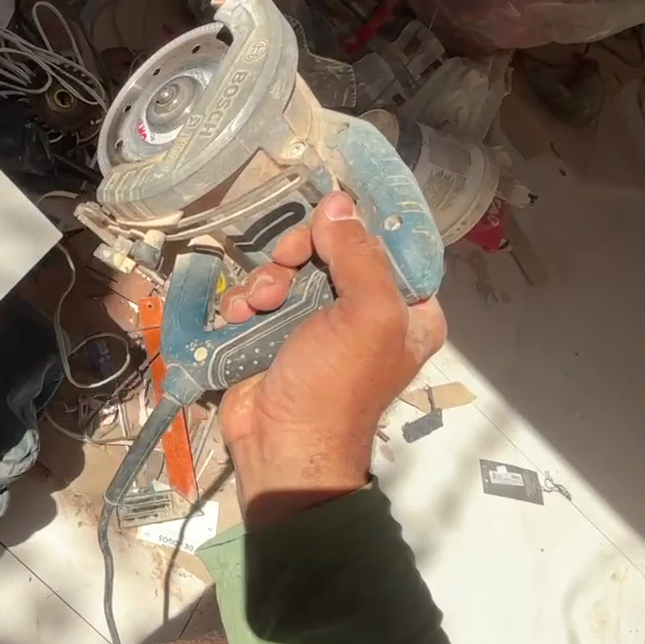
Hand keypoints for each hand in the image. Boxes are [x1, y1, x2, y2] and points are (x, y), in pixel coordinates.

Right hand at [218, 190, 446, 526]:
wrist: (281, 443)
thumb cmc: (336, 383)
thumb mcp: (366, 314)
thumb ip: (357, 253)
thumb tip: (337, 201)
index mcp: (405, 308)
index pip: (383, 246)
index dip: (352, 227)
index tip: (325, 219)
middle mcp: (361, 313)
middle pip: (327, 252)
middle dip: (297, 254)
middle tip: (285, 264)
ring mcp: (312, 324)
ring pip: (286, 273)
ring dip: (265, 281)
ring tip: (258, 306)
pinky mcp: (271, 336)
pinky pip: (258, 298)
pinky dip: (244, 302)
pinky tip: (239, 316)